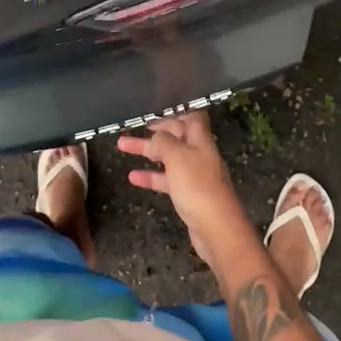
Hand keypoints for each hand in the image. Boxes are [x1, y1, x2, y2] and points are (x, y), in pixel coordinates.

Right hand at [119, 110, 251, 266]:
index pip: (191, 116)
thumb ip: (163, 141)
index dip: (174, 112)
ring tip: (123, 147)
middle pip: (176, 136)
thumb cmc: (197, 186)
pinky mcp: (188, 194)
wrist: (216, 228)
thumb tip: (156, 136)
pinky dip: (151, 176)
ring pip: (168, 158)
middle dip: (154, 132)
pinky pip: (167, 180)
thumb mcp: (177, 156)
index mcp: (200, 139)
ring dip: (147, 152)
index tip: (155, 113)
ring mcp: (194, 175)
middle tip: (132, 129)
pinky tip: (133, 177)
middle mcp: (199, 154)